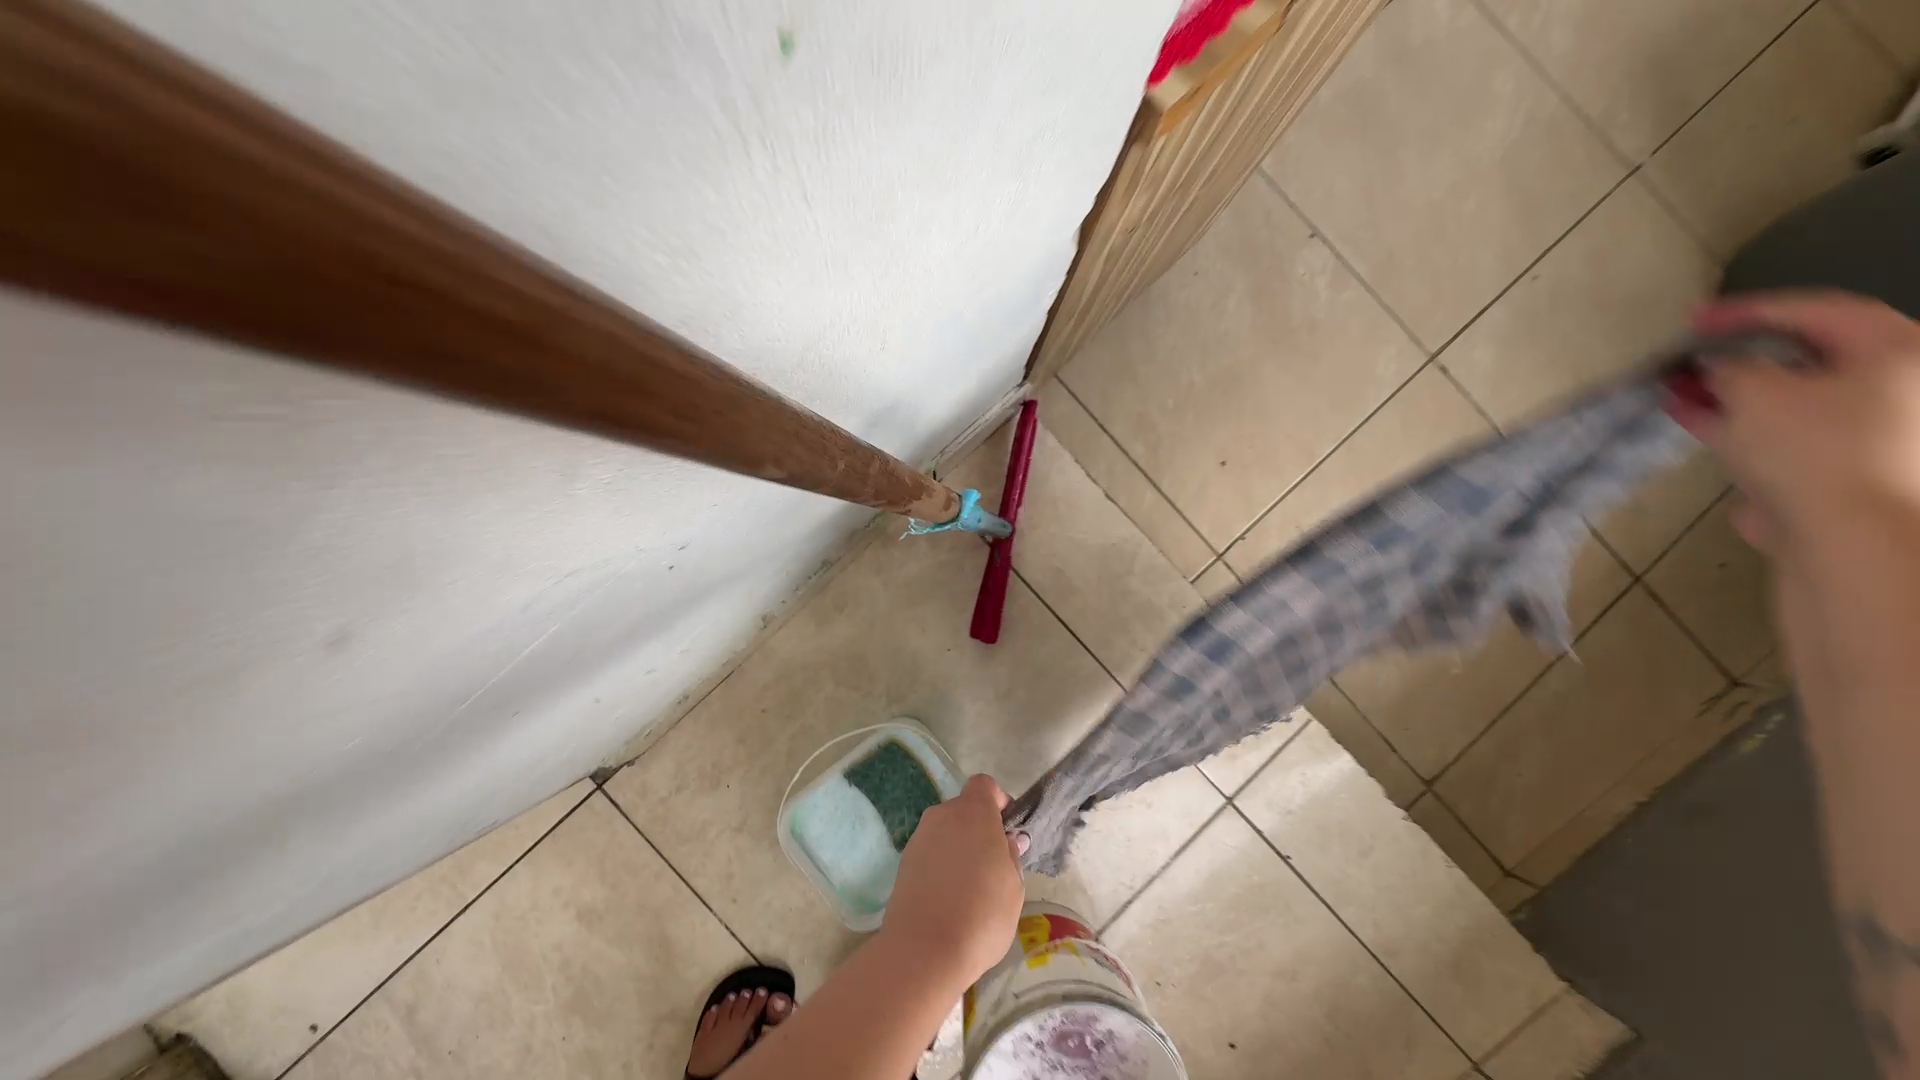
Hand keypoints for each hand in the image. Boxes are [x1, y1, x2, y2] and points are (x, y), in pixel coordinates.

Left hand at [879, 774, 1027, 989]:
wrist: (923, 951)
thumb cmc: (981, 914)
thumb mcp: (1013, 887)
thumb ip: (1011, 856)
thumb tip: (1009, 840)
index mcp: (973, 813)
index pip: (984, 785)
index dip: (998, 801)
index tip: (1008, 831)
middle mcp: (942, 816)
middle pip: (963, 810)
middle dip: (979, 829)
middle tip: (993, 866)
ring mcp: (919, 839)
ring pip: (946, 833)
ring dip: (959, 849)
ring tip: (971, 889)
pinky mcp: (903, 864)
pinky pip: (931, 853)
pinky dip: (941, 866)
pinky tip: (949, 899)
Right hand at [1672, 291, 1919, 566]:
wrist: (1850, 540)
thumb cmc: (1811, 450)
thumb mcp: (1754, 394)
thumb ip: (1730, 368)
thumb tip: (1718, 365)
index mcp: (1898, 351)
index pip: (1816, 310)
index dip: (1747, 311)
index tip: (1691, 321)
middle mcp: (1901, 385)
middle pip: (1809, 356)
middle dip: (1738, 357)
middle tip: (1688, 360)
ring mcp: (1878, 431)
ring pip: (1793, 398)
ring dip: (1733, 393)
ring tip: (1681, 394)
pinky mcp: (1849, 467)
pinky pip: (1791, 432)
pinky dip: (1746, 425)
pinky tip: (1702, 425)